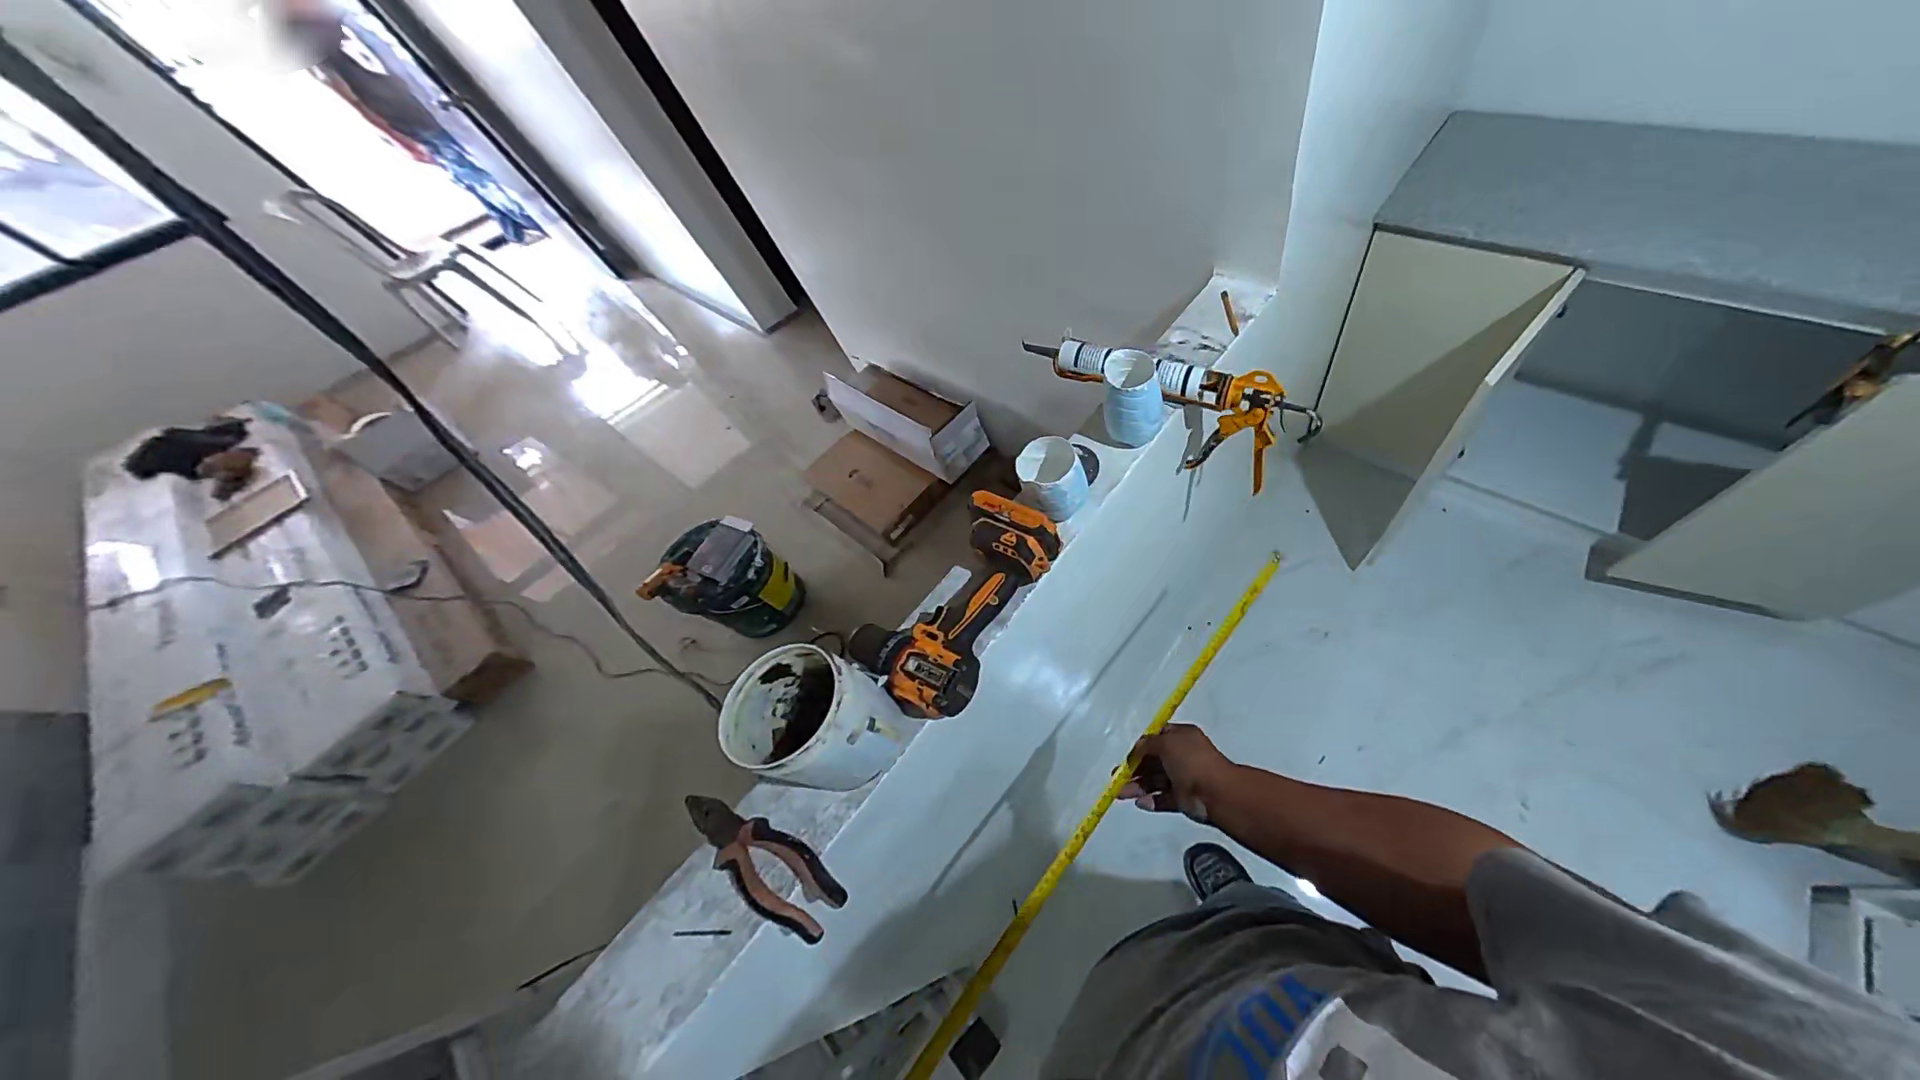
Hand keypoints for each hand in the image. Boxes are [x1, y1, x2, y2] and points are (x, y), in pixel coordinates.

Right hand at [1120, 724, 1237, 822]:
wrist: (1216, 793)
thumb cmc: (1191, 761)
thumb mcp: (1166, 743)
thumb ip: (1147, 744)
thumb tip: (1136, 749)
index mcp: (1182, 737)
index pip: (1158, 737)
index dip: (1141, 745)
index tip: (1128, 755)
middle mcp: (1182, 756)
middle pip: (1153, 761)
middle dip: (1134, 769)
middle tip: (1117, 777)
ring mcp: (1183, 779)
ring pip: (1154, 781)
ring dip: (1137, 786)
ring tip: (1121, 793)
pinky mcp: (1182, 799)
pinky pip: (1162, 798)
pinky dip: (1151, 801)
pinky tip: (1141, 802)